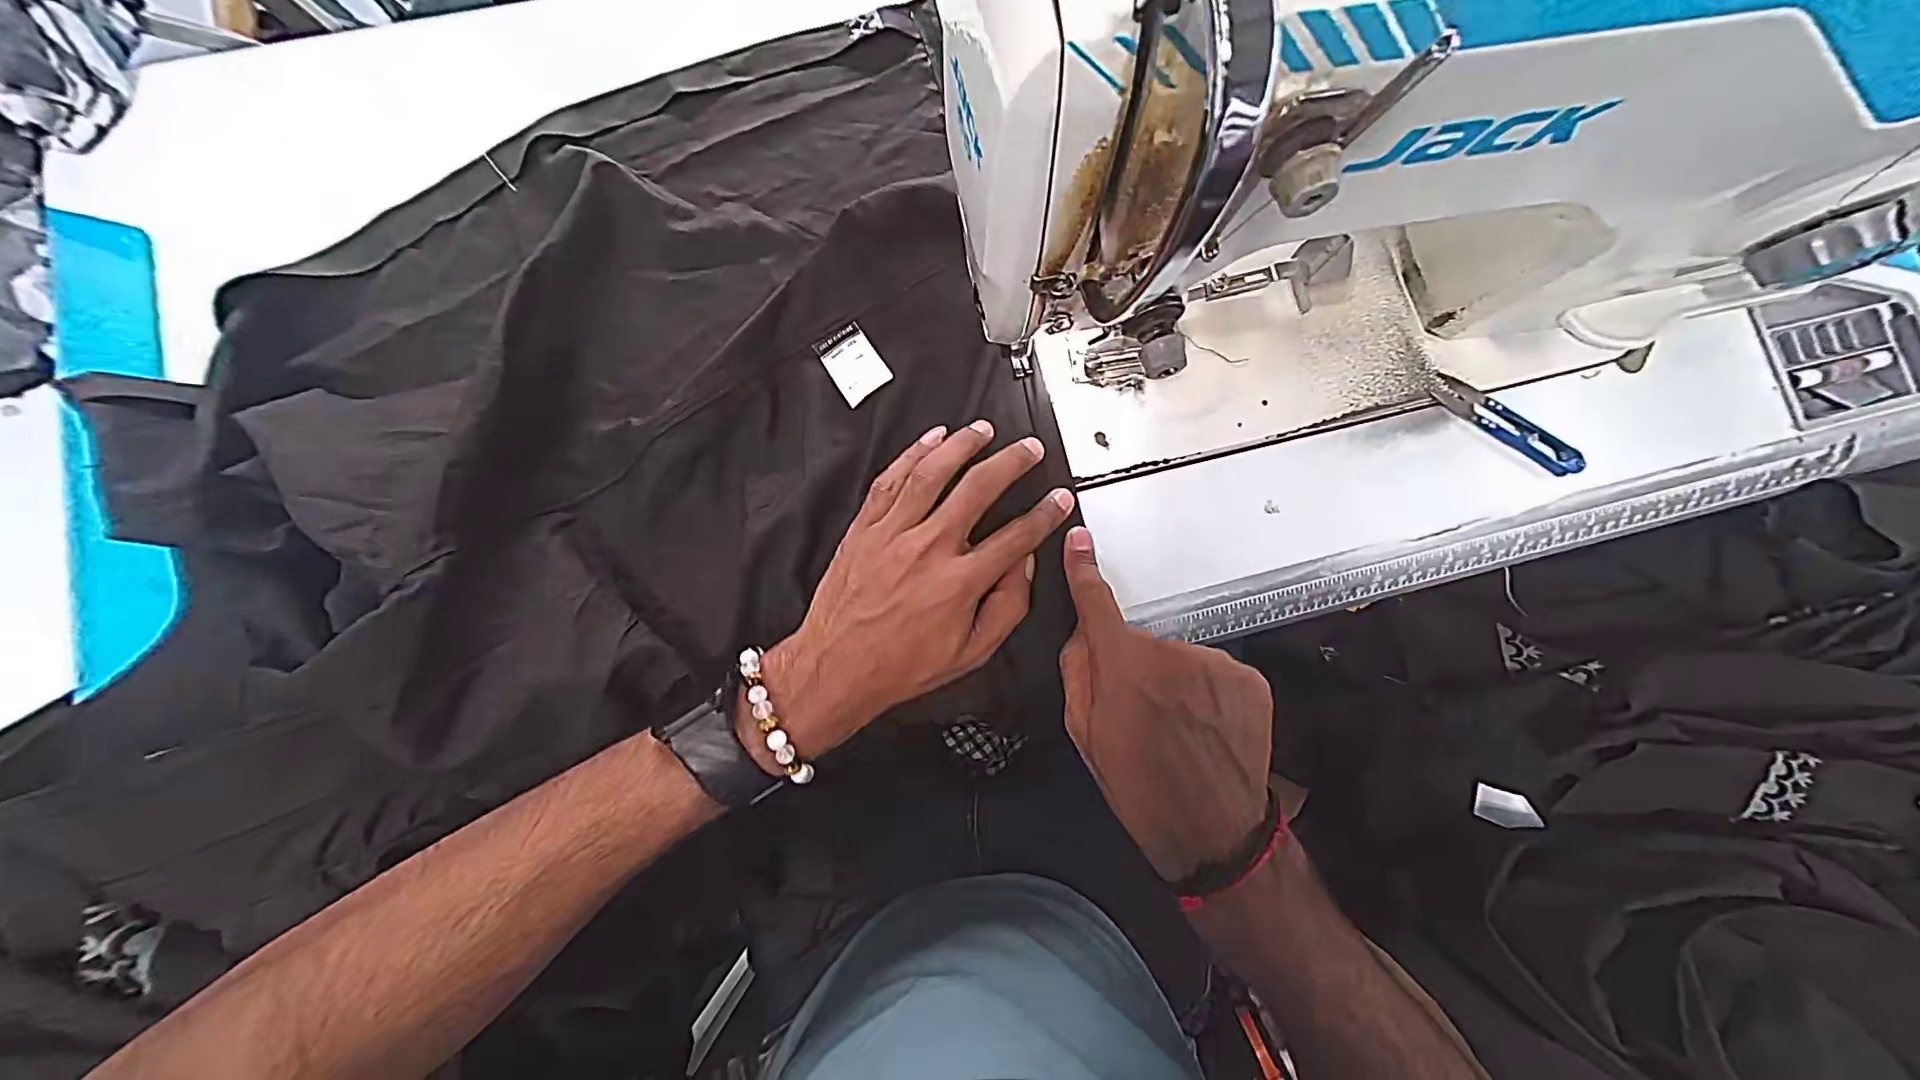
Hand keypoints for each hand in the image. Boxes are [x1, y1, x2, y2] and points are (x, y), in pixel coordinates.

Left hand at [739, 420, 1076, 769]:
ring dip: (963, 444)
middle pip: (979, 488)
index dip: (1045, 513)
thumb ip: (1007, 607)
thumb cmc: (898, 664)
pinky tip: (930, 440)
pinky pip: (890, 480)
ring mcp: (893, 534)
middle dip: (1012, 462)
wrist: (837, 666)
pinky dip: (912, 454)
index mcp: (959, 582)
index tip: (1057, 500)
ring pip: (933, 472)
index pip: (1016, 535)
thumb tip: (1023, 567)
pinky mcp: (865, 528)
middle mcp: (928, 550)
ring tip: (983, 430)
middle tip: (1028, 450)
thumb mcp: (970, 653)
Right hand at [1059, 526, 1273, 881]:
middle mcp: (1170, 655)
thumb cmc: (1141, 789)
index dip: (1084, 569)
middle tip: (1140, 712)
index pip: (1097, 602)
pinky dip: (1205, 690)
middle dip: (1135, 664)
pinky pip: (1211, 669)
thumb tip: (1082, 634)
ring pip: (1178, 656)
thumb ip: (1077, 672)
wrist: (1212, 830)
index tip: (1080, 541)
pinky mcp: (1246, 677)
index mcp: (1123, 668)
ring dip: (1173, 681)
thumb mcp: (1085, 735)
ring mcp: (1214, 664)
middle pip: (1140, 639)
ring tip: (1176, 726)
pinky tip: (1204, 725)